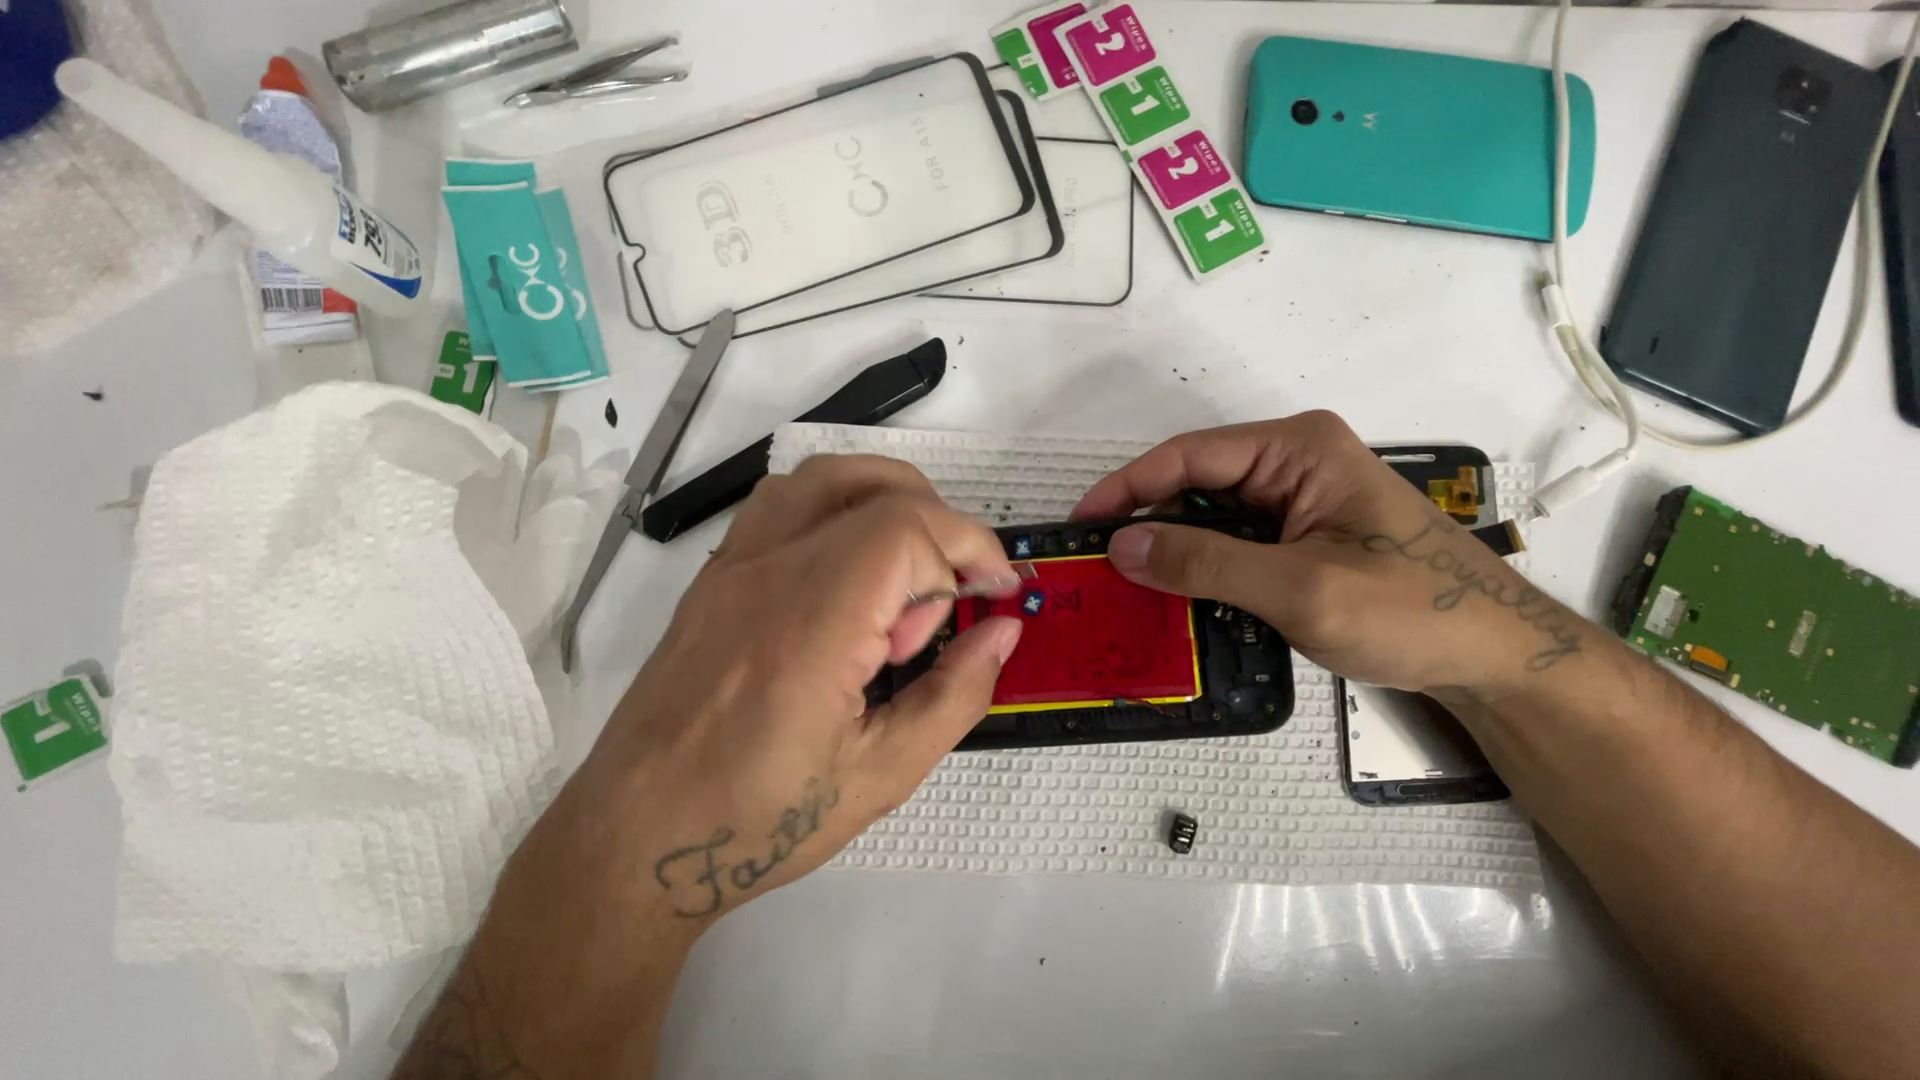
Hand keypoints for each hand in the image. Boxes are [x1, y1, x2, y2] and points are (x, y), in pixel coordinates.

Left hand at [585, 454, 1023, 920]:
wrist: (636, 838)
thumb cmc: (759, 821)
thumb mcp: (881, 776)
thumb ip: (955, 695)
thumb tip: (1002, 631)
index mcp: (813, 626)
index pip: (907, 530)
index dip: (972, 549)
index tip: (997, 595)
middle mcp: (768, 574)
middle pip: (877, 492)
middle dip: (942, 531)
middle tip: (955, 599)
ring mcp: (733, 567)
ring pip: (824, 478)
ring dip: (889, 501)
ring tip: (910, 571)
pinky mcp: (713, 577)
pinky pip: (782, 502)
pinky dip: (836, 507)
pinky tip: (850, 572)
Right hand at [1072, 411, 1588, 696]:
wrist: (1498, 657)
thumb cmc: (1413, 613)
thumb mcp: (1302, 589)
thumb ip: (1207, 564)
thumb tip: (1120, 547)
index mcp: (1298, 449)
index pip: (1189, 456)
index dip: (1127, 488)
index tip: (1079, 525)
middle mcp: (1294, 462)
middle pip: (1194, 482)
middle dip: (1144, 521)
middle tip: (1094, 566)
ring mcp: (1299, 500)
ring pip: (1209, 516)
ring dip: (1170, 550)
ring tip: (1123, 587)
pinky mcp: (1302, 536)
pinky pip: (1233, 543)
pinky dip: (1200, 568)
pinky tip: (1174, 598)